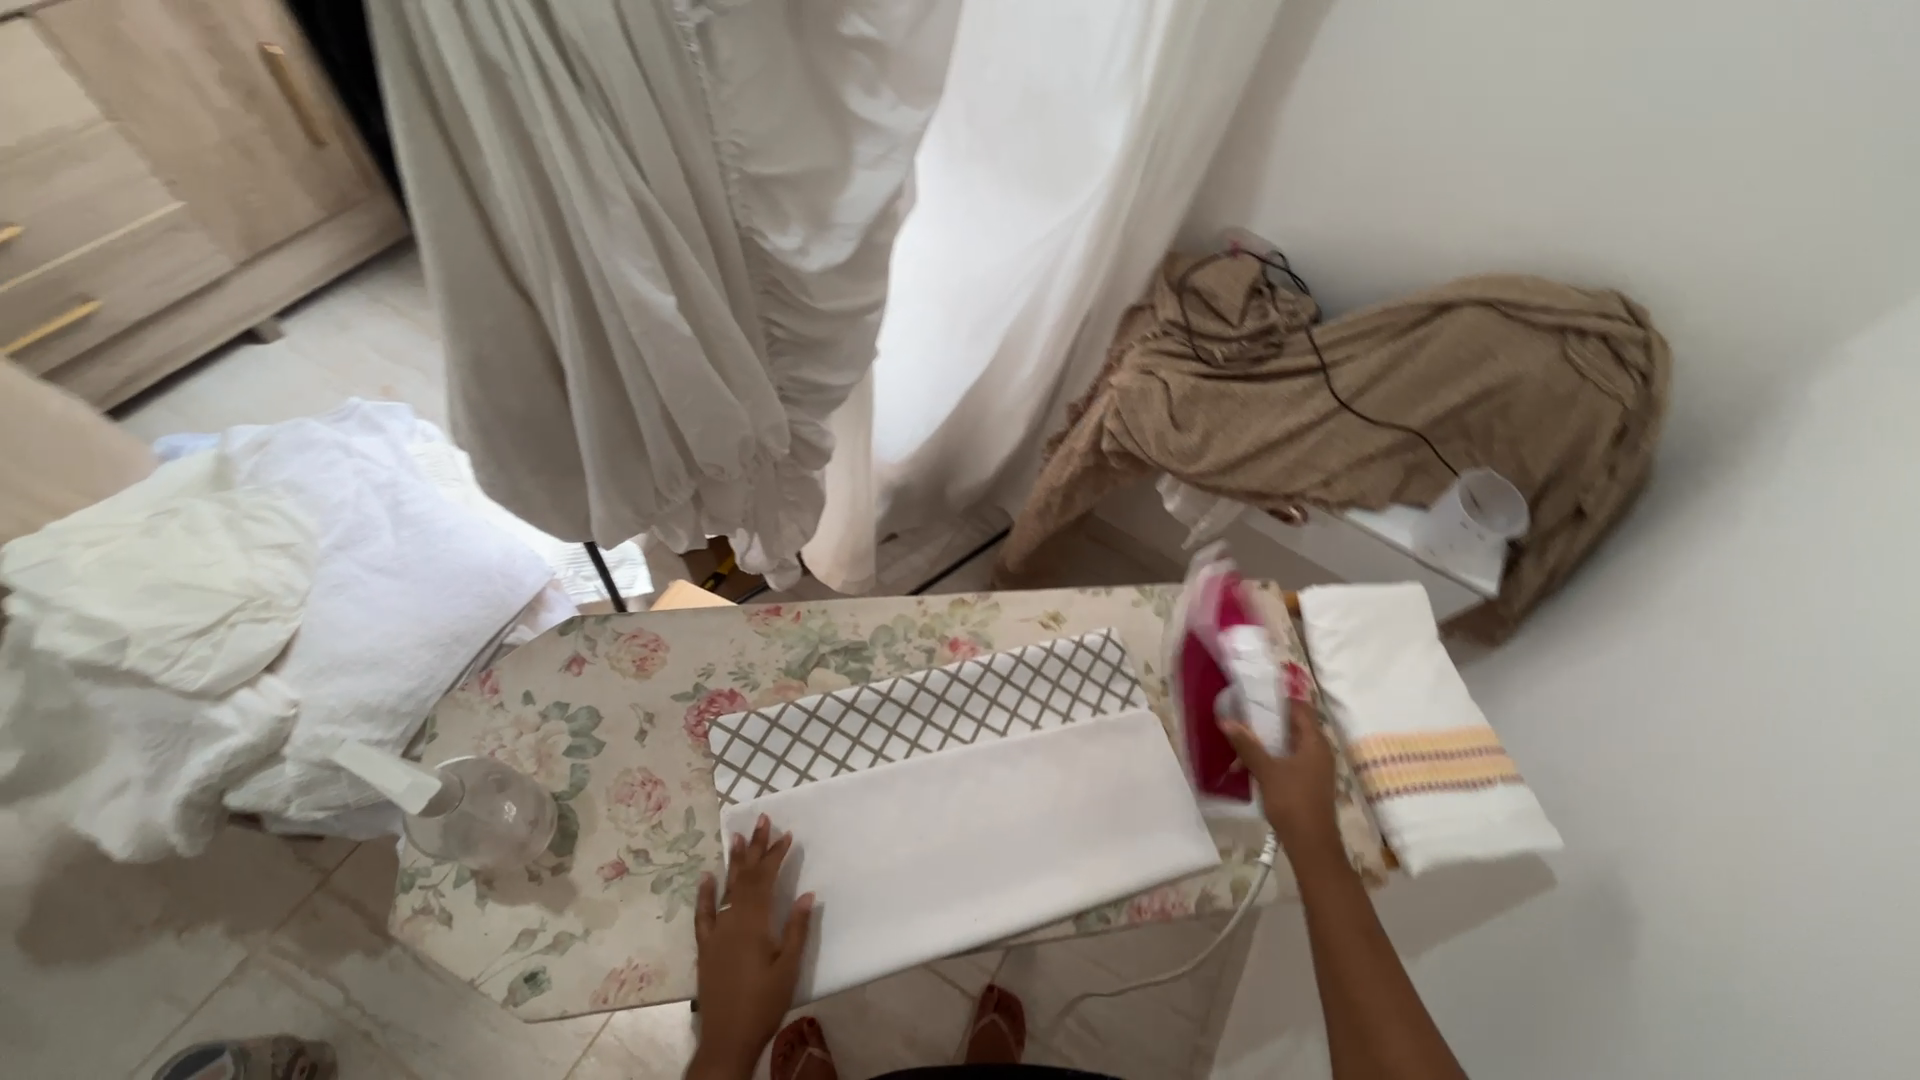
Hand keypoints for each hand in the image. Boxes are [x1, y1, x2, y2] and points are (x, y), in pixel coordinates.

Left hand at [688, 814, 813, 1079]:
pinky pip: (704, 914)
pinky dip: (705, 894)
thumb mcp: (789, 967)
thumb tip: (807, 894)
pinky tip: (707, 877)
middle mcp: (733, 919)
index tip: (785, 833)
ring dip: (734, 862)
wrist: (727, 1038)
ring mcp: (717, 932)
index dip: (775, 854)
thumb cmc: (764, 1003)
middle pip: (746, 876)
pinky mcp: (706, 947)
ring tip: (737, 836)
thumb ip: (797, 929)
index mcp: (756, 922)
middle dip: (755, 847)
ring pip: (726, 888)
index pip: (766, 878)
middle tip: (761, 819)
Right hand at [1217, 698, 1345, 872]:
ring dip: (1265, 745)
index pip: (1300, 709)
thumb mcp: (1266, 770)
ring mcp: (1315, 768)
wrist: (1311, 843)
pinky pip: (1289, 761)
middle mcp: (1319, 751)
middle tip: (1241, 720)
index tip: (1253, 699)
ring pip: (1289, 746)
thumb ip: (1247, 744)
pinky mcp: (1309, 782)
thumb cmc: (1292, 801)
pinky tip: (1250, 768)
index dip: (1278, 701)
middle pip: (1293, 727)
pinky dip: (1271, 759)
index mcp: (1315, 742)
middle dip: (1266, 724)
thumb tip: (1226, 721)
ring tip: (1240, 749)